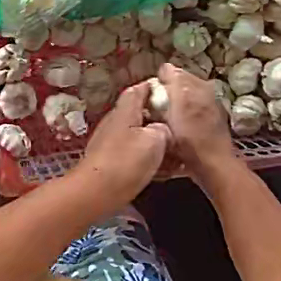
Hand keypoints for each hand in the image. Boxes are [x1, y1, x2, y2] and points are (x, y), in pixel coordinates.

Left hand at [70, 82, 171, 205]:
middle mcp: (116, 122)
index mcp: (125, 111)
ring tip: (179, 152)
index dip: (157, 88)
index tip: (174, 93)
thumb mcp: (156, 139)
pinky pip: (135, 154)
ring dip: (158, 142)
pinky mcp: (111, 162)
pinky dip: (150, 158)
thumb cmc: (127, 160)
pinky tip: (167, 170)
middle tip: (183, 126)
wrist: (97, 191)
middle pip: (141, 114)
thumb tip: (164, 129)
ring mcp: (112, 142)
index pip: (140, 90)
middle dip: (162, 119)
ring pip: (140, 136)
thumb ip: (164, 129)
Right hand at [156, 63, 238, 179]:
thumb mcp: (179, 104)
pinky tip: (174, 131)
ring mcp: (208, 112)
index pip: (173, 73)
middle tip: (153, 110)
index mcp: (199, 86)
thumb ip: (174, 81)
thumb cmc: (191, 137)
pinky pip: (186, 117)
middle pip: (178, 88)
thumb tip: (166, 67)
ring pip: (181, 103)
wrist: (211, 166)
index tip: (149, 97)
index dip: (159, 83)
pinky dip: (179, 120)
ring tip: (162, 121)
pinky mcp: (207, 128)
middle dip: (165, 96)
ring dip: (171, 109)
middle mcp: (206, 95)